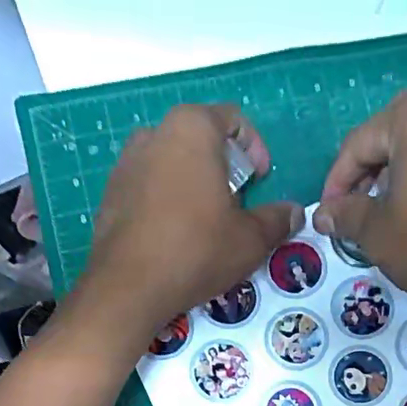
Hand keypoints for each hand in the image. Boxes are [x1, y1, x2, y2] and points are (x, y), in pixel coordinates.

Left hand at [75, 105, 302, 338]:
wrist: (130, 285)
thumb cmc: (198, 250)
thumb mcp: (252, 240)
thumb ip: (277, 220)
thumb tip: (294, 212)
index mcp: (192, 129)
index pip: (232, 119)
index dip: (255, 149)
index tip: (260, 182)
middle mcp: (155, 133)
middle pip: (201, 140)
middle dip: (225, 169)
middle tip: (239, 207)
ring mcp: (128, 161)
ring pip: (174, 164)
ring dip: (196, 186)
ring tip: (209, 225)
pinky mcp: (113, 191)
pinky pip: (151, 187)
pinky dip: (170, 203)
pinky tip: (179, 238)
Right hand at [316, 88, 406, 327]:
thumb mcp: (377, 233)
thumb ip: (345, 215)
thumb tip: (324, 215)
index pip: (362, 142)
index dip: (338, 180)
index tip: (329, 211)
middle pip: (398, 136)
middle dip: (372, 175)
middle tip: (358, 211)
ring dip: (405, 176)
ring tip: (392, 215)